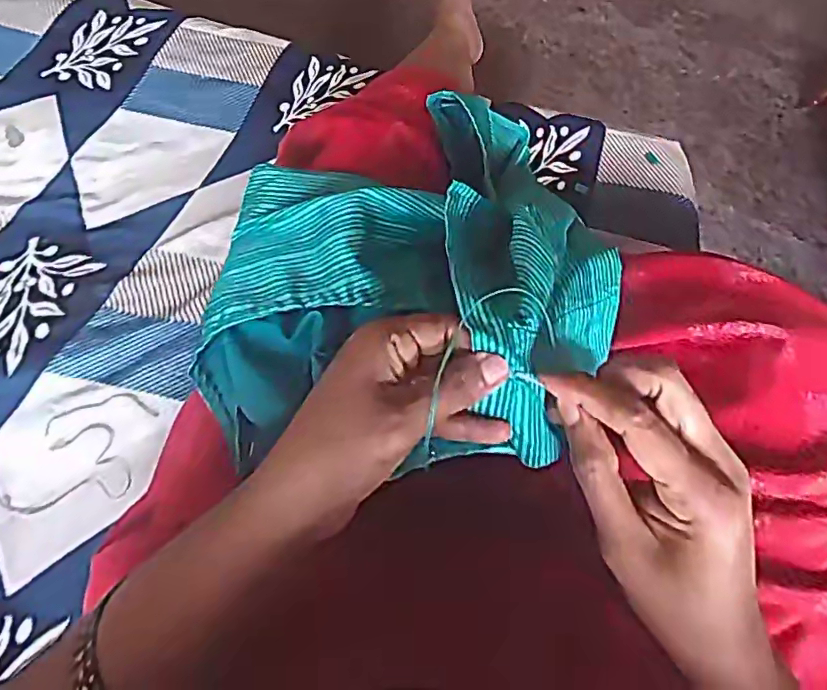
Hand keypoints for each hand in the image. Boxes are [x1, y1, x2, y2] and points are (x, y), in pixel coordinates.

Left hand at [248, 314, 510, 538]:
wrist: (297, 501)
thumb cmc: (348, 448)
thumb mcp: (406, 416)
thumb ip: (455, 387)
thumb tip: (501, 360)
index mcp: (384, 339)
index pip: (444, 327)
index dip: (480, 341)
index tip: (520, 358)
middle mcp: (387, 354)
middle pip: (444, 354)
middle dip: (482, 371)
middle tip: (529, 386)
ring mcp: (388, 387)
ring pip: (440, 385)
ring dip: (474, 400)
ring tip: (520, 411)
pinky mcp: (389, 416)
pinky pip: (429, 409)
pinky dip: (456, 420)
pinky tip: (496, 433)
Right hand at [541, 357, 793, 689]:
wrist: (724, 639)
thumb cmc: (668, 602)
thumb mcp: (619, 541)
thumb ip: (593, 467)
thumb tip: (567, 405)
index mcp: (703, 490)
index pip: (639, 418)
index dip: (588, 390)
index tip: (546, 376)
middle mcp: (722, 459)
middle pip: (666, 381)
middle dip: (612, 374)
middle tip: (570, 393)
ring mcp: (724, 452)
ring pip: (670, 384)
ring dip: (622, 380)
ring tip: (583, 401)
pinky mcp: (715, 452)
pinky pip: (670, 402)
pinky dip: (632, 395)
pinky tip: (604, 413)